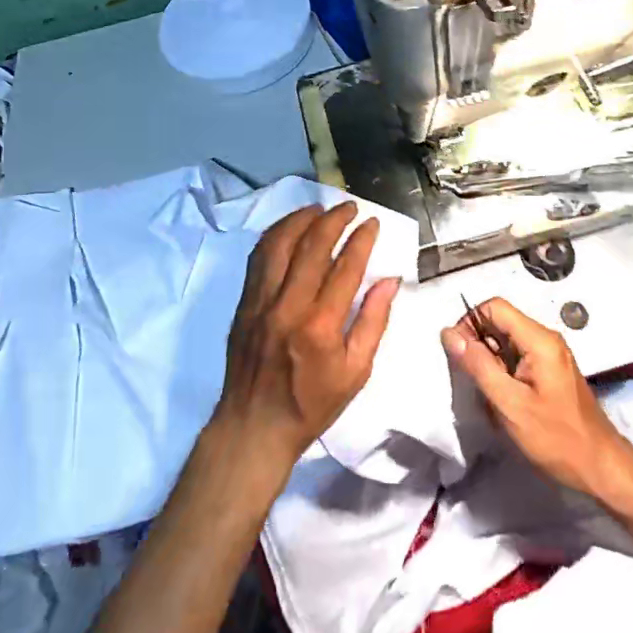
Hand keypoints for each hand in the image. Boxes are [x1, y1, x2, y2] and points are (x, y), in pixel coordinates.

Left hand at [213, 203, 399, 474]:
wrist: (255, 424)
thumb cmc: (312, 403)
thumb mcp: (356, 371)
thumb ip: (373, 321)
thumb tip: (390, 280)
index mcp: (320, 326)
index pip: (344, 268)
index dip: (360, 240)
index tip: (371, 223)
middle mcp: (287, 306)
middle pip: (311, 247)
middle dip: (333, 220)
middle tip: (349, 207)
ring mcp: (260, 301)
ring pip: (279, 244)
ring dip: (300, 219)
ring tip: (318, 208)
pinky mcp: (243, 302)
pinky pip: (257, 258)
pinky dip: (274, 236)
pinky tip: (287, 228)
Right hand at [442, 298, 630, 496]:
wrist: (600, 468)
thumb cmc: (555, 437)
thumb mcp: (509, 403)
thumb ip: (478, 365)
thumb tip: (449, 333)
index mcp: (540, 340)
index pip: (495, 307)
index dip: (469, 322)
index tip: (457, 352)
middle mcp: (546, 339)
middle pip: (501, 321)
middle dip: (478, 342)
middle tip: (470, 376)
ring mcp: (550, 355)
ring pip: (506, 340)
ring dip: (488, 359)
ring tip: (485, 390)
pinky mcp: (549, 371)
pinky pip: (516, 356)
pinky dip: (501, 370)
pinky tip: (500, 396)